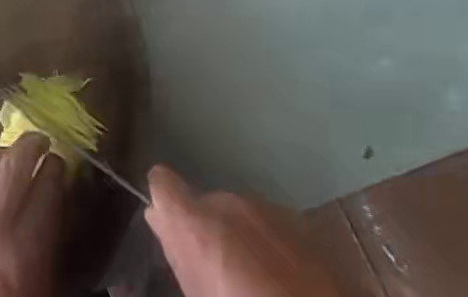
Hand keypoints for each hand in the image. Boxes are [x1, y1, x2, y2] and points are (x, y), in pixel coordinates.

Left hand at [0, 133, 66, 296]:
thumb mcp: (44, 293)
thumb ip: (59, 255)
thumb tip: (83, 233)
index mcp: (25, 250)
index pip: (47, 190)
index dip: (59, 171)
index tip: (65, 164)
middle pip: (15, 165)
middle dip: (33, 146)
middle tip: (46, 143)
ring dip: (4, 152)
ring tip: (16, 155)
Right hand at [144, 165, 339, 296]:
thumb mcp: (199, 293)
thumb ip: (179, 255)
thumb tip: (162, 221)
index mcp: (198, 223)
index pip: (162, 181)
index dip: (164, 200)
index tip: (169, 226)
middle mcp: (230, 203)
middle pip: (207, 203)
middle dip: (210, 230)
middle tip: (222, 275)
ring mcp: (271, 210)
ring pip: (243, 214)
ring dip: (244, 237)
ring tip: (261, 284)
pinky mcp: (305, 225)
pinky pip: (274, 226)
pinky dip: (274, 246)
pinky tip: (289, 283)